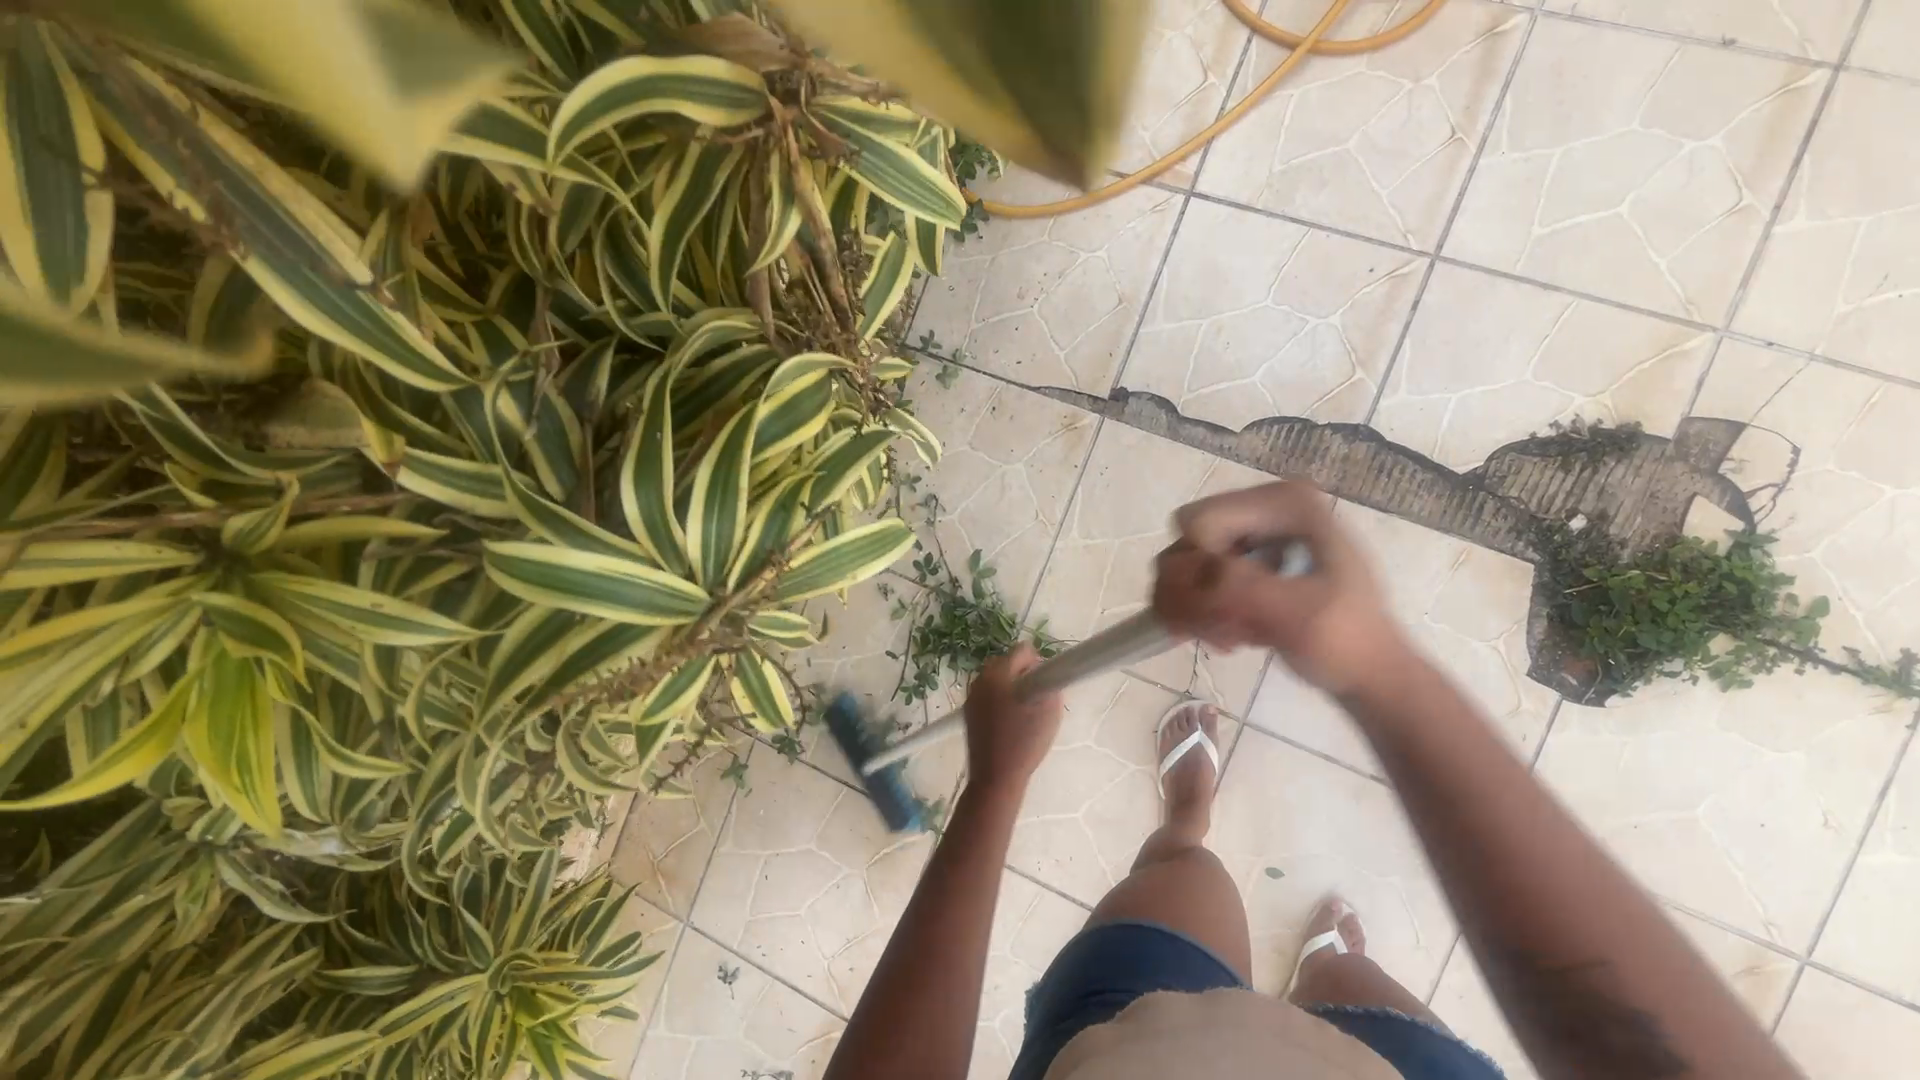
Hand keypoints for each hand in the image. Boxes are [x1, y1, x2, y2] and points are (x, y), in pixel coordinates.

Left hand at [962, 644, 1063, 795]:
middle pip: (1006, 663)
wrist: (996, 776)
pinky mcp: (967, 712)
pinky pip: (987, 695)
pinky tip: (1008, 723)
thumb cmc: (1025, 742)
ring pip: (995, 679)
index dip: (1038, 664)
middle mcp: (980, 679)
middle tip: (1036, 698)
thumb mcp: (1050, 711)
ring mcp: (970, 696)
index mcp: (998, 674)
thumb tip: (1044, 675)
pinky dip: (999, 700)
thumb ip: (1050, 684)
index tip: (1045, 684)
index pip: (1022, 651)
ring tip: (1023, 712)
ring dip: (1010, 687)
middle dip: (1023, 674)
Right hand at [1152, 480, 1410, 695]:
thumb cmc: (1346, 643)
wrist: (1369, 674)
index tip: (1237, 610)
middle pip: (1183, 545)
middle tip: (1228, 633)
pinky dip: (1198, 616)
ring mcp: (1247, 537)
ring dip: (1194, 612)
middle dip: (1196, 596)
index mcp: (1283, 503)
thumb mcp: (1298, 615)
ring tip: (1231, 638)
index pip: (1199, 523)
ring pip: (1178, 568)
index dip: (1204, 571)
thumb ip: (1240, 588)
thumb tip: (1178, 571)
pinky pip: (1187, 585)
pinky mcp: (1239, 564)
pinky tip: (1229, 638)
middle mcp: (1259, 509)